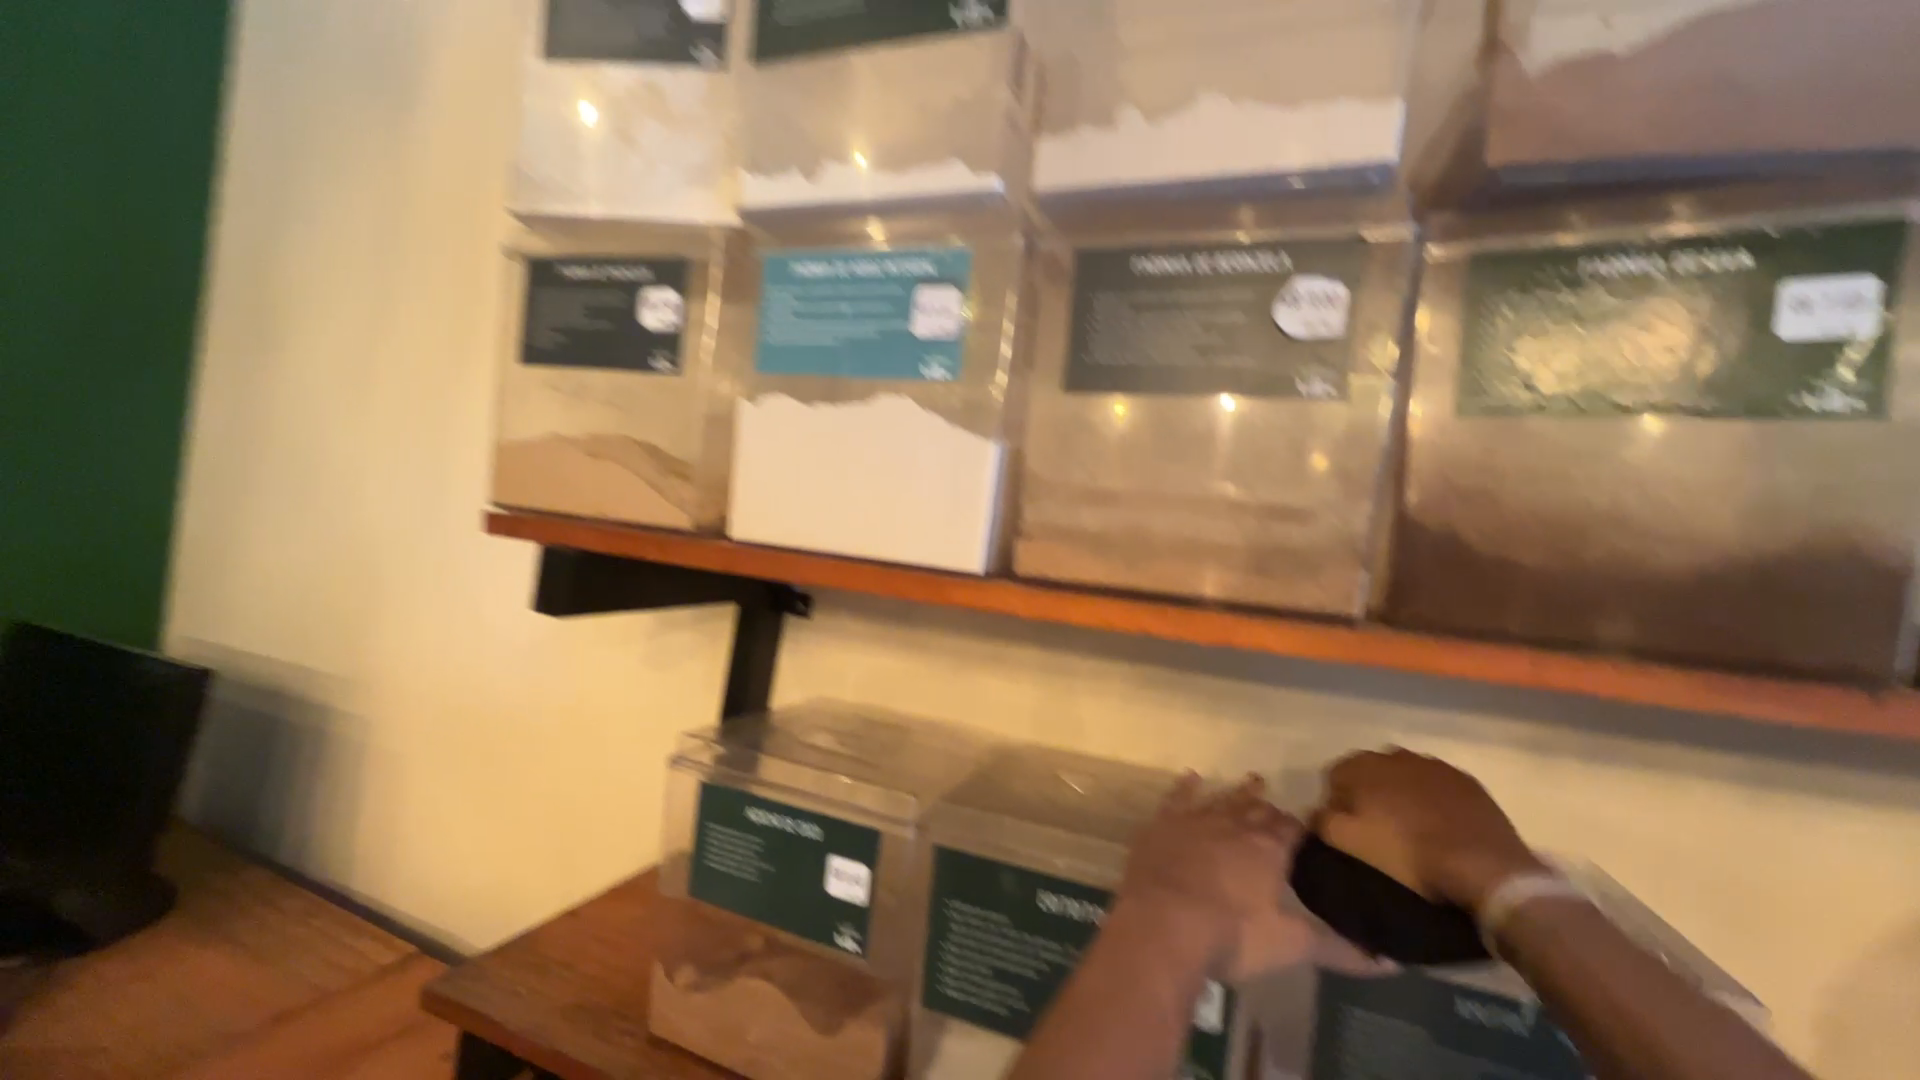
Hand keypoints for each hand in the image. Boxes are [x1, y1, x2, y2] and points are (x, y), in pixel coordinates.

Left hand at [1119, 773, 1388, 980]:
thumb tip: (1392, 964)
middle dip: (1271, 809)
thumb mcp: (1289, 945)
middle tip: (1279, 805)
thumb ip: (1338, 951)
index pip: (1292, 830)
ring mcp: (1197, 820)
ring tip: (1254, 780)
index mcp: (1269, 850)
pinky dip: (1185, 787)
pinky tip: (1191, 777)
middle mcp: (1236, 826)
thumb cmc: (1231, 935)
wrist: (1163, 923)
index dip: (1301, 828)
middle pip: (1259, 812)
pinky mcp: (1162, 825)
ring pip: (1224, 798)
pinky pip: (1177, 798)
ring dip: (1239, 791)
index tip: (1309, 825)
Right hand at [1318, 748, 1546, 912]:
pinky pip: (1437, 785)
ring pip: (1404, 775)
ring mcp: (1434, 764)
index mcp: (1361, 766)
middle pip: (1370, 772)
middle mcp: (1394, 754)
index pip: (1334, 776)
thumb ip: (1322, 819)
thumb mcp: (1347, 841)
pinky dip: (1433, 799)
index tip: (1350, 828)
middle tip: (1379, 828)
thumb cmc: (1405, 852)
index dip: (1338, 803)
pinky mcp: (1465, 780)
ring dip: (1402, 794)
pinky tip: (1440, 825)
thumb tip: (1317, 810)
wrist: (1479, 864)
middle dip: (1369, 794)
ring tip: (1411, 827)